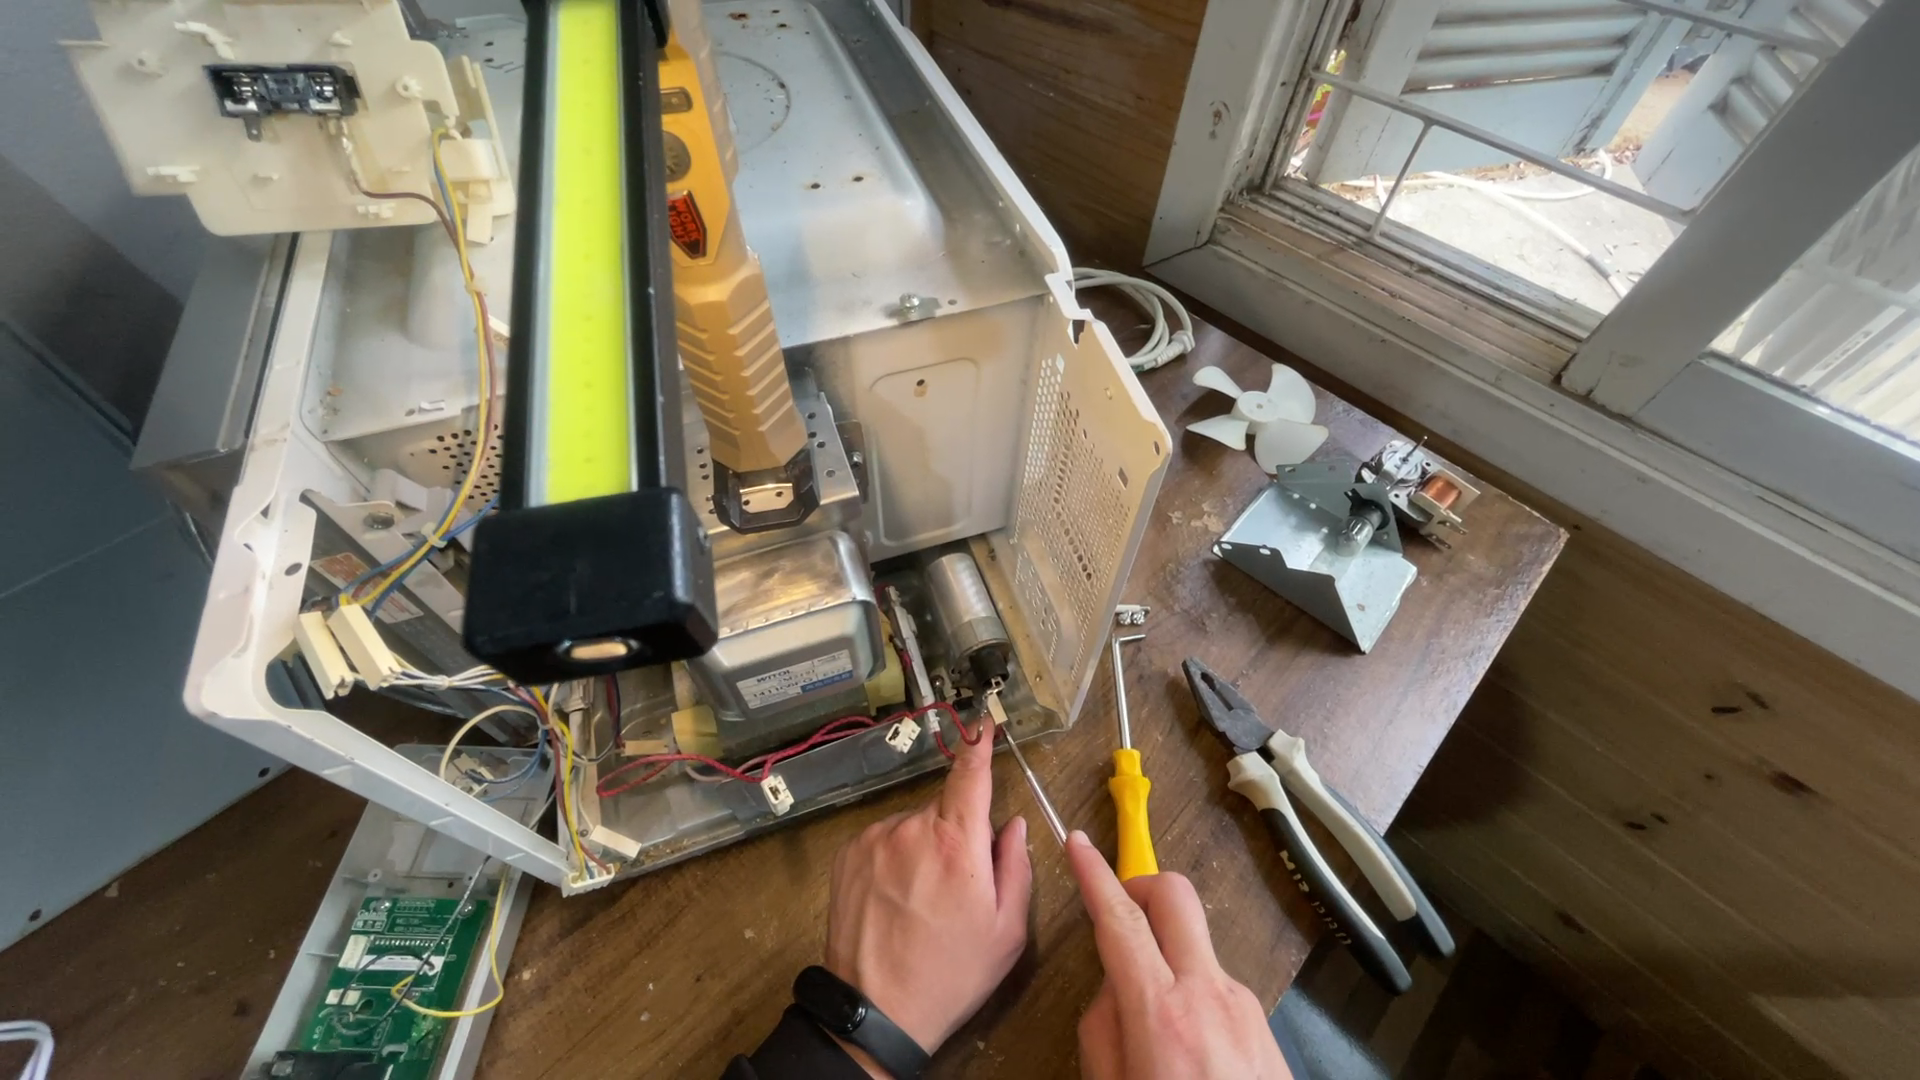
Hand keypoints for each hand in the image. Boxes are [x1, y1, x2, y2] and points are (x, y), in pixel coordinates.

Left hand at [824, 712, 1031, 1072]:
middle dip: (957, 832)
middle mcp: (913, 827)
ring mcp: (875, 837)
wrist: (874, 1011)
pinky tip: (895, 897)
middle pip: (945, 807)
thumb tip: (1013, 823)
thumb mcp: (1006, 930)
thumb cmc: (950, 973)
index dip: (980, 744)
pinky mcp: (849, 851)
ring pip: (914, 824)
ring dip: (923, 846)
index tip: (984, 724)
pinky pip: (885, 838)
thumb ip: (1016, 866)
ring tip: (920, 900)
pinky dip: (895, 856)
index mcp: (957, 842)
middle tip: (958, 884)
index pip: (971, 774)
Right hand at [1067, 831, 1292, 1079]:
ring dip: (1165, 952)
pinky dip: (1190, 990)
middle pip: (1176, 895)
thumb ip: (1103, 1027)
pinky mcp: (1265, 1026)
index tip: (1077, 842)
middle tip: (1118, 910)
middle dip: (1141, 884)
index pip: (1119, 918)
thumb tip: (1114, 985)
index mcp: (1160, 1010)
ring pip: (1195, 944)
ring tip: (1149, 1022)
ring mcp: (1244, 1006)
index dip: (1093, 873)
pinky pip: (1215, 984)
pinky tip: (1185, 1048)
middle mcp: (1207, 992)